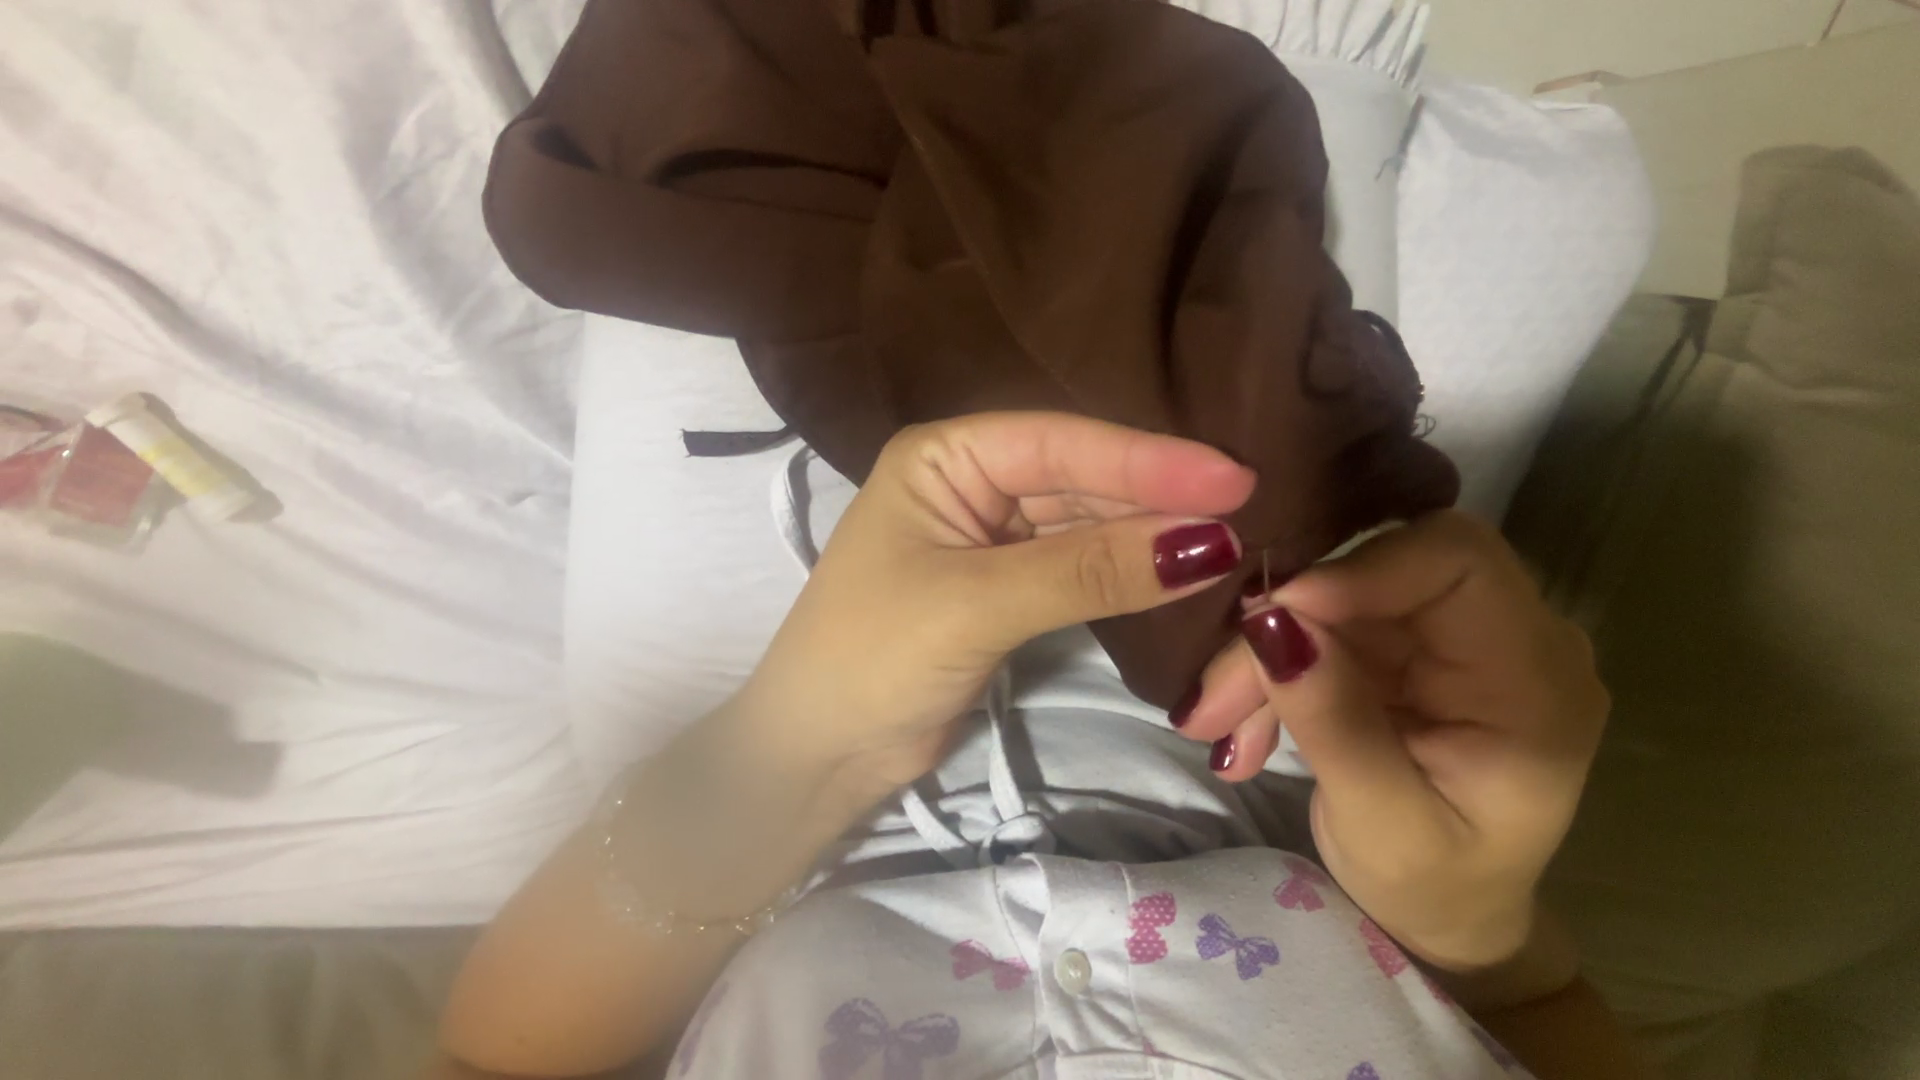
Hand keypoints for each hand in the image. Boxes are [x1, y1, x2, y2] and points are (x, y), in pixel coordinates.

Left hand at [738, 412, 1254, 797]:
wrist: (818, 751)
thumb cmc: (872, 657)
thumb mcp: (978, 605)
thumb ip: (1089, 570)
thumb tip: (1209, 543)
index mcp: (941, 456)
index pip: (1058, 442)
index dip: (1147, 459)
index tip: (1233, 478)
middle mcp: (968, 481)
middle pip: (1078, 477)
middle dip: (1155, 496)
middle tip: (1250, 506)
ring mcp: (988, 536)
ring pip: (1083, 522)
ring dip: (1147, 535)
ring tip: (1230, 540)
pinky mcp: (1005, 587)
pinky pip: (1077, 566)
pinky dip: (1123, 572)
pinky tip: (1177, 570)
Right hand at [1173, 512, 1608, 975]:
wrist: (1444, 912)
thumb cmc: (1436, 885)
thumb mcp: (1383, 824)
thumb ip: (1335, 723)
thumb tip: (1268, 623)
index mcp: (1534, 679)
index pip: (1458, 560)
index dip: (1361, 567)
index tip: (1271, 615)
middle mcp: (1499, 637)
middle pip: (1377, 575)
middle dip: (1284, 625)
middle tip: (1212, 697)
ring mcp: (1444, 638)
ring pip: (1331, 600)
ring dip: (1261, 656)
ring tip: (1213, 727)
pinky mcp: (1397, 647)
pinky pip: (1317, 629)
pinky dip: (1269, 670)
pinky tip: (1239, 730)